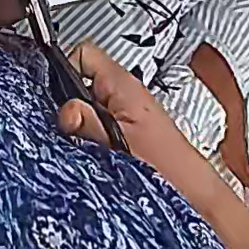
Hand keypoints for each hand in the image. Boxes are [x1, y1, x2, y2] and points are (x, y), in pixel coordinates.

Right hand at [60, 43, 218, 189]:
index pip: (84, 54)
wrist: (193, 194)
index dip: (65, 70)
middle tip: (70, 129)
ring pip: (87, 106)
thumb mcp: (119, 143)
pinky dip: (91, 137)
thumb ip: (88, 123)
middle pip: (81, 82)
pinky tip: (96, 154)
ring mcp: (125, 111)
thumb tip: (64, 110)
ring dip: (80, 125)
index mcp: (122, 84)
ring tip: (87, 145)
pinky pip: (97, 123)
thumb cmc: (169, 167)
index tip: (55, 96)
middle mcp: (124, 92)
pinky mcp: (126, 130)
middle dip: (70, 105)